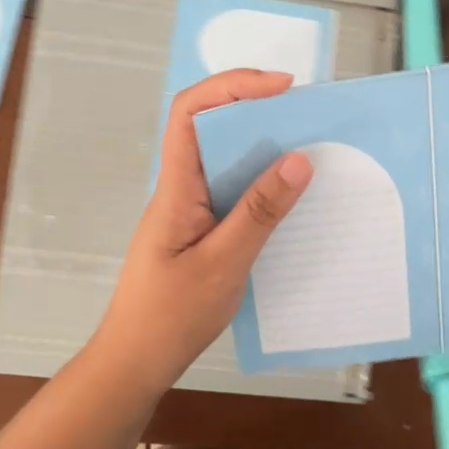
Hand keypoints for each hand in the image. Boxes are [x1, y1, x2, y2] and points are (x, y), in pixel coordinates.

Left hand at [90, 69, 313, 386]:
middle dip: (259, 112)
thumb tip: (299, 159)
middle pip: (212, 128)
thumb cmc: (171, 314)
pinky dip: (263, 188)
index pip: (190, 111)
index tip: (282, 88)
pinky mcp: (202, 232)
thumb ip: (261, 212)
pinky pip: (234, 194)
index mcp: (176, 187)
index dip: (232, 86)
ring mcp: (191, 211)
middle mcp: (181, 189)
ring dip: (265, 151)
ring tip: (313, 155)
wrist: (136, 361)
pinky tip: (293, 203)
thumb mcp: (224, 263)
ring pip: (226, 163)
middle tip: (310, 119)